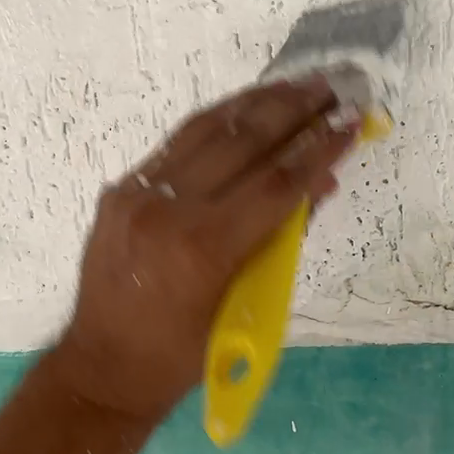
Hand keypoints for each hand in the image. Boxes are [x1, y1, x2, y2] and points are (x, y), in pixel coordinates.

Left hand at [50, 77, 360, 423]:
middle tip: (331, 87)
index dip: (319, 148)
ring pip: (208, 129)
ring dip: (257, 102)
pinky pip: (178, 141)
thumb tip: (322, 181)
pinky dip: (219, 119)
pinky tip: (246, 106)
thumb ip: (284, 237)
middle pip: (244, 143)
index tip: (351, 122)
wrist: (102, 368)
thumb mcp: (248, 306)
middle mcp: (170, 209)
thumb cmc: (186, 355)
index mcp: (205, 247)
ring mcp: (139, 193)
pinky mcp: (123, 188)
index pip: (277, 182)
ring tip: (296, 85)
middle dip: (295, 111)